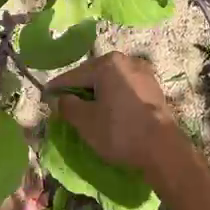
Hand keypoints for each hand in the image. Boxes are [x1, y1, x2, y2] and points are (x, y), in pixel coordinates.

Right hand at [46, 52, 181, 177]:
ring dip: (99, 92)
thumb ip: (68, 106)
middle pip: (94, 74)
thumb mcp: (86, 122)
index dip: (58, 87)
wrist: (163, 149)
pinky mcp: (154, 86)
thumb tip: (60, 99)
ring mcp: (142, 72)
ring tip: (88, 108)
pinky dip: (115, 96)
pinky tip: (111, 110)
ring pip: (111, 80)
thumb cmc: (120, 132)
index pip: (74, 75)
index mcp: (107, 64)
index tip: (46, 95)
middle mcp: (125, 60)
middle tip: (66, 103)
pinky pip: (126, 87)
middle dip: (80, 88)